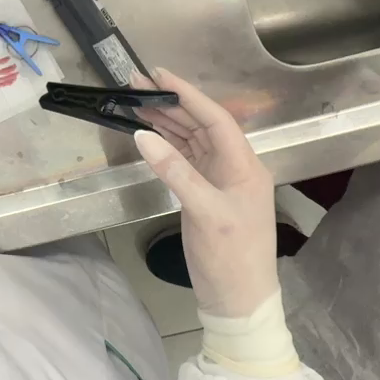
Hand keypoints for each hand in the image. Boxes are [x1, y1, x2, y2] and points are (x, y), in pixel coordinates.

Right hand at [132, 67, 277, 317]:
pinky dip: (164, 142)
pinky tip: (146, 131)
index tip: (160, 74)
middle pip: (200, 124)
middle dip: (170, 102)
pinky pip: (183, 157)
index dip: (188, 94)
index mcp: (244, 166)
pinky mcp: (204, 193)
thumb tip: (142, 135)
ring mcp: (218, 180)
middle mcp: (233, 167)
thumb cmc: (231, 258)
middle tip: (135, 83)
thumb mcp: (205, 213)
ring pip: (190, 138)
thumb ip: (175, 171)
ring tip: (135, 100)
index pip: (216, 119)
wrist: (239, 304)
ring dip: (164, 119)